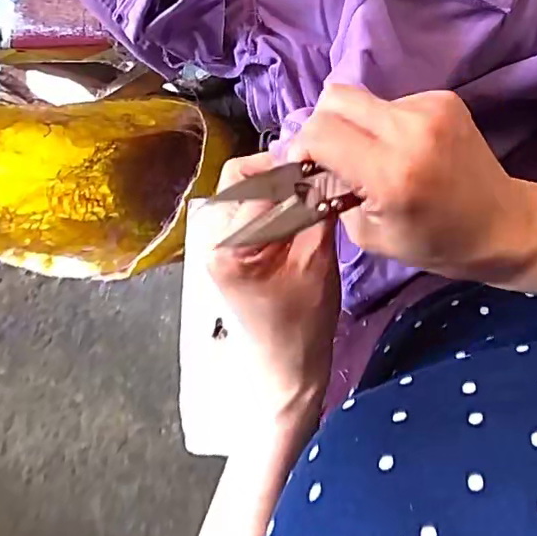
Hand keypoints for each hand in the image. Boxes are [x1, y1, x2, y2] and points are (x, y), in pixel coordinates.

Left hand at [201, 152, 338, 431]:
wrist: (283, 370)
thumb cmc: (303, 326)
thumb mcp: (317, 261)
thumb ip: (316, 207)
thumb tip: (325, 164)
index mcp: (228, 245)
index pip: (259, 181)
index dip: (295, 169)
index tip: (326, 167)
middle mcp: (210, 235)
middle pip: (242, 174)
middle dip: (281, 170)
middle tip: (316, 180)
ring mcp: (211, 237)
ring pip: (241, 182)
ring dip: (274, 180)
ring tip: (307, 194)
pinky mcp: (221, 240)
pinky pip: (243, 199)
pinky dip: (268, 194)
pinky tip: (293, 208)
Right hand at [288, 85, 536, 284]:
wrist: (505, 226)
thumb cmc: (436, 243)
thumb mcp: (370, 234)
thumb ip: (332, 191)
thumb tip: (308, 162)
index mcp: (390, 174)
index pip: (320, 132)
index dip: (302, 145)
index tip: (304, 163)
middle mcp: (410, 131)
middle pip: (335, 97)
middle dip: (322, 124)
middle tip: (330, 152)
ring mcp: (430, 108)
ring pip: (361, 98)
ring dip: (355, 123)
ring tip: (374, 153)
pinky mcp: (443, 98)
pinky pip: (390, 100)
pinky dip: (384, 122)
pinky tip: (403, 146)